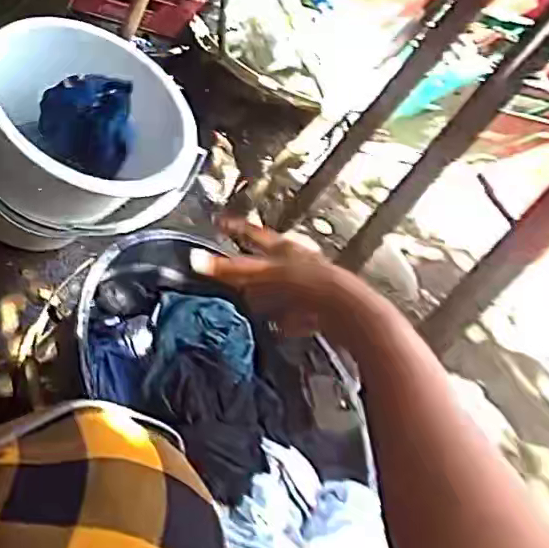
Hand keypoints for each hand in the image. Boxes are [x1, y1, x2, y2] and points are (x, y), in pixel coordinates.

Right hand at [191, 217, 380, 343]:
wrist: (354, 317)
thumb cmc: (307, 286)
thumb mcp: (261, 276)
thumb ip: (228, 270)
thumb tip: (194, 260)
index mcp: (284, 247)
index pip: (252, 231)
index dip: (234, 227)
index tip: (218, 222)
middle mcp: (299, 262)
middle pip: (268, 260)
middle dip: (250, 265)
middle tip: (230, 268)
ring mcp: (313, 286)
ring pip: (282, 286)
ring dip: (267, 294)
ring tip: (249, 302)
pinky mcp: (324, 311)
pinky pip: (296, 311)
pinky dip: (283, 316)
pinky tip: (277, 326)